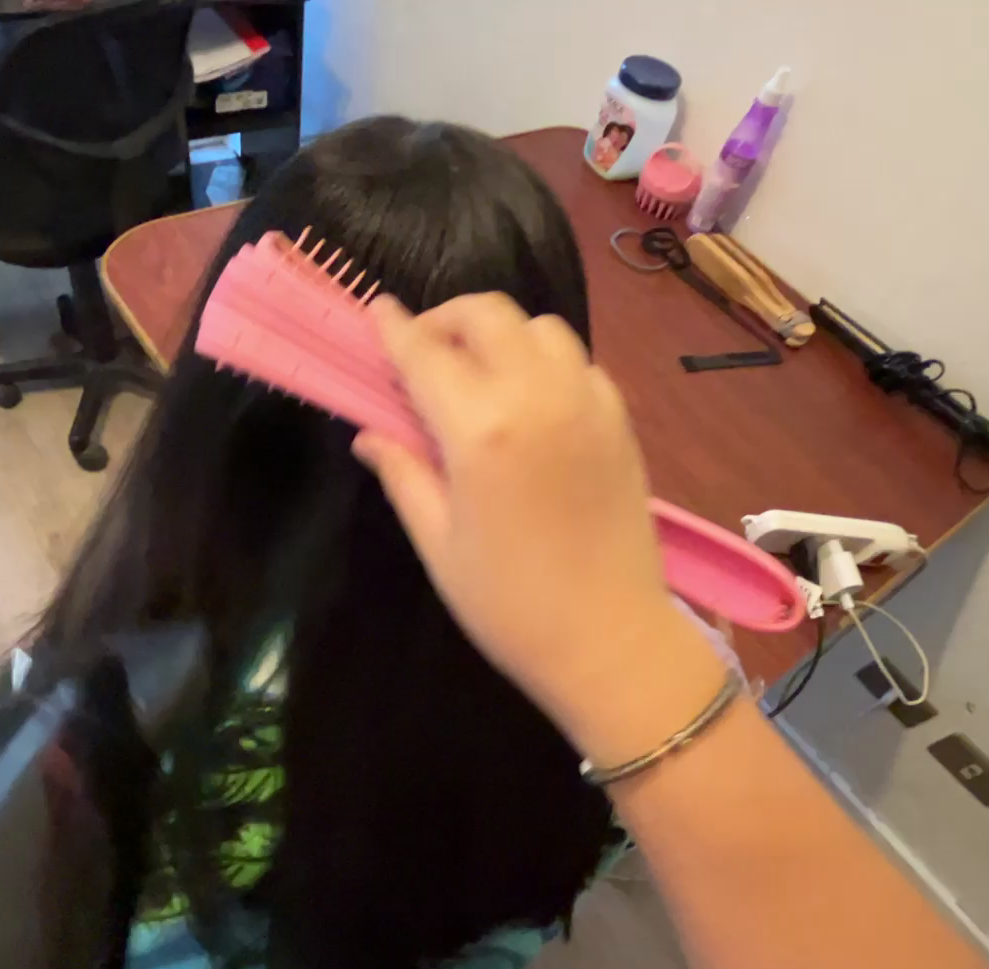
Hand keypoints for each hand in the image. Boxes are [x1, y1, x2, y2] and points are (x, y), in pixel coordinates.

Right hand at [356, 294, 723, 762]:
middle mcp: (538, 396)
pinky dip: (545, 361)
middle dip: (447, 319)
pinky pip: (578, 361)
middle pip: (489, 316)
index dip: (394, 328)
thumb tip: (369, 434)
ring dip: (500, 334)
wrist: (609, 639)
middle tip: (424, 353)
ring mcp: (588, 403)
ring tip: (479, 373)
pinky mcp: (620, 420)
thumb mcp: (439, 545)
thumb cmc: (509, 605)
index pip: (427, 354)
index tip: (376, 309)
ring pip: (540, 327)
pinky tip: (530, 400)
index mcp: (481, 430)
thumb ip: (403, 475)